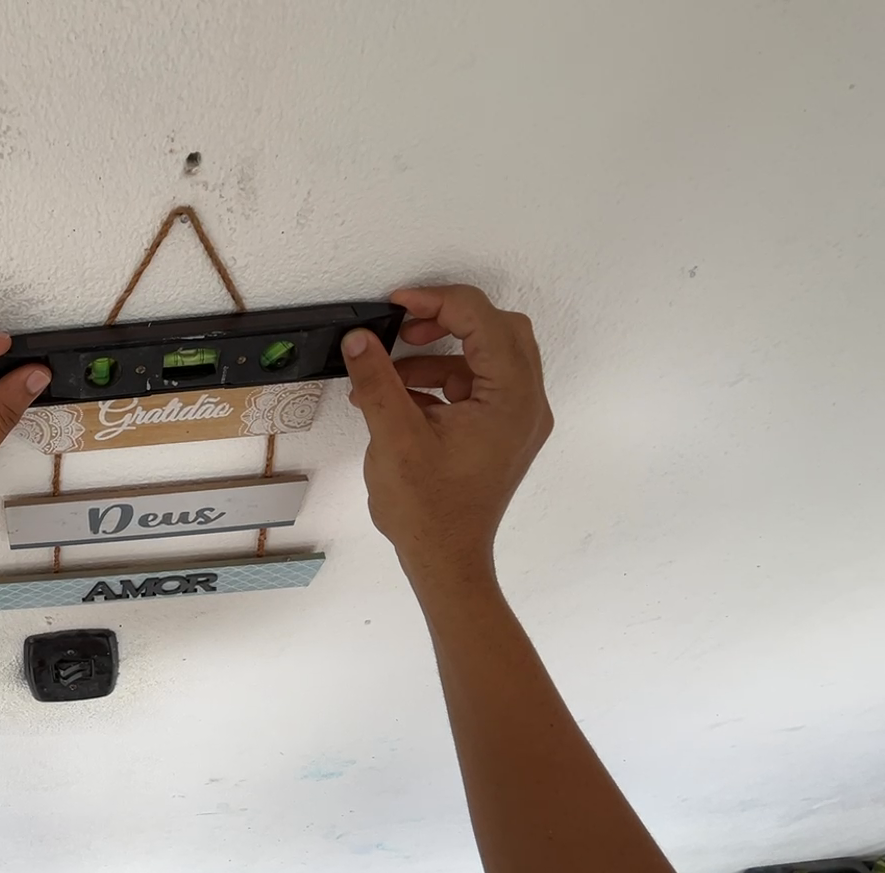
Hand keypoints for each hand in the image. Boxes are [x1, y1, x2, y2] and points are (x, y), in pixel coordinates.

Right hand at [342, 285, 552, 582]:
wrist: (445, 559)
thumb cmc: (428, 510)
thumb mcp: (394, 438)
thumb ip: (378, 381)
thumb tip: (360, 339)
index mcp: (511, 398)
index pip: (483, 321)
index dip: (437, 301)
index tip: (396, 302)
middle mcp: (525, 404)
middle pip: (497, 332)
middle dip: (446, 323)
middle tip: (402, 329)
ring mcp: (515, 421)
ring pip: (483, 361)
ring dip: (435, 359)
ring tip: (385, 379)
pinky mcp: (499, 434)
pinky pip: (474, 390)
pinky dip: (438, 384)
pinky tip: (398, 401)